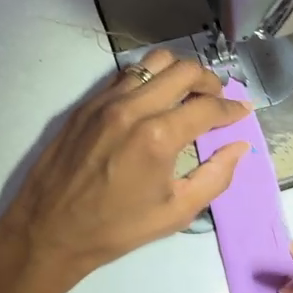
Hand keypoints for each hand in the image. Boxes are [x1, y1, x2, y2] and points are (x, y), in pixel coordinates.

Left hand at [0, 49, 251, 287]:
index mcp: (158, 137)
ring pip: (153, 62)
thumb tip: (239, 147)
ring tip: (187, 92)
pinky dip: (148, 79)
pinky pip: (126, 74)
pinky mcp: (86, 104)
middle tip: (217, 98)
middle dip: (210, 81)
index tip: (243, 111)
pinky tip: (153, 100)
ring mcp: (105, 101)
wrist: (48, 231)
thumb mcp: (176, 213)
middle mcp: (133, 108)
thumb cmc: (116, 229)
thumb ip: (215, 177)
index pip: (207, 106)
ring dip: (178, 72)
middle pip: (184, 70)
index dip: (232, 108)